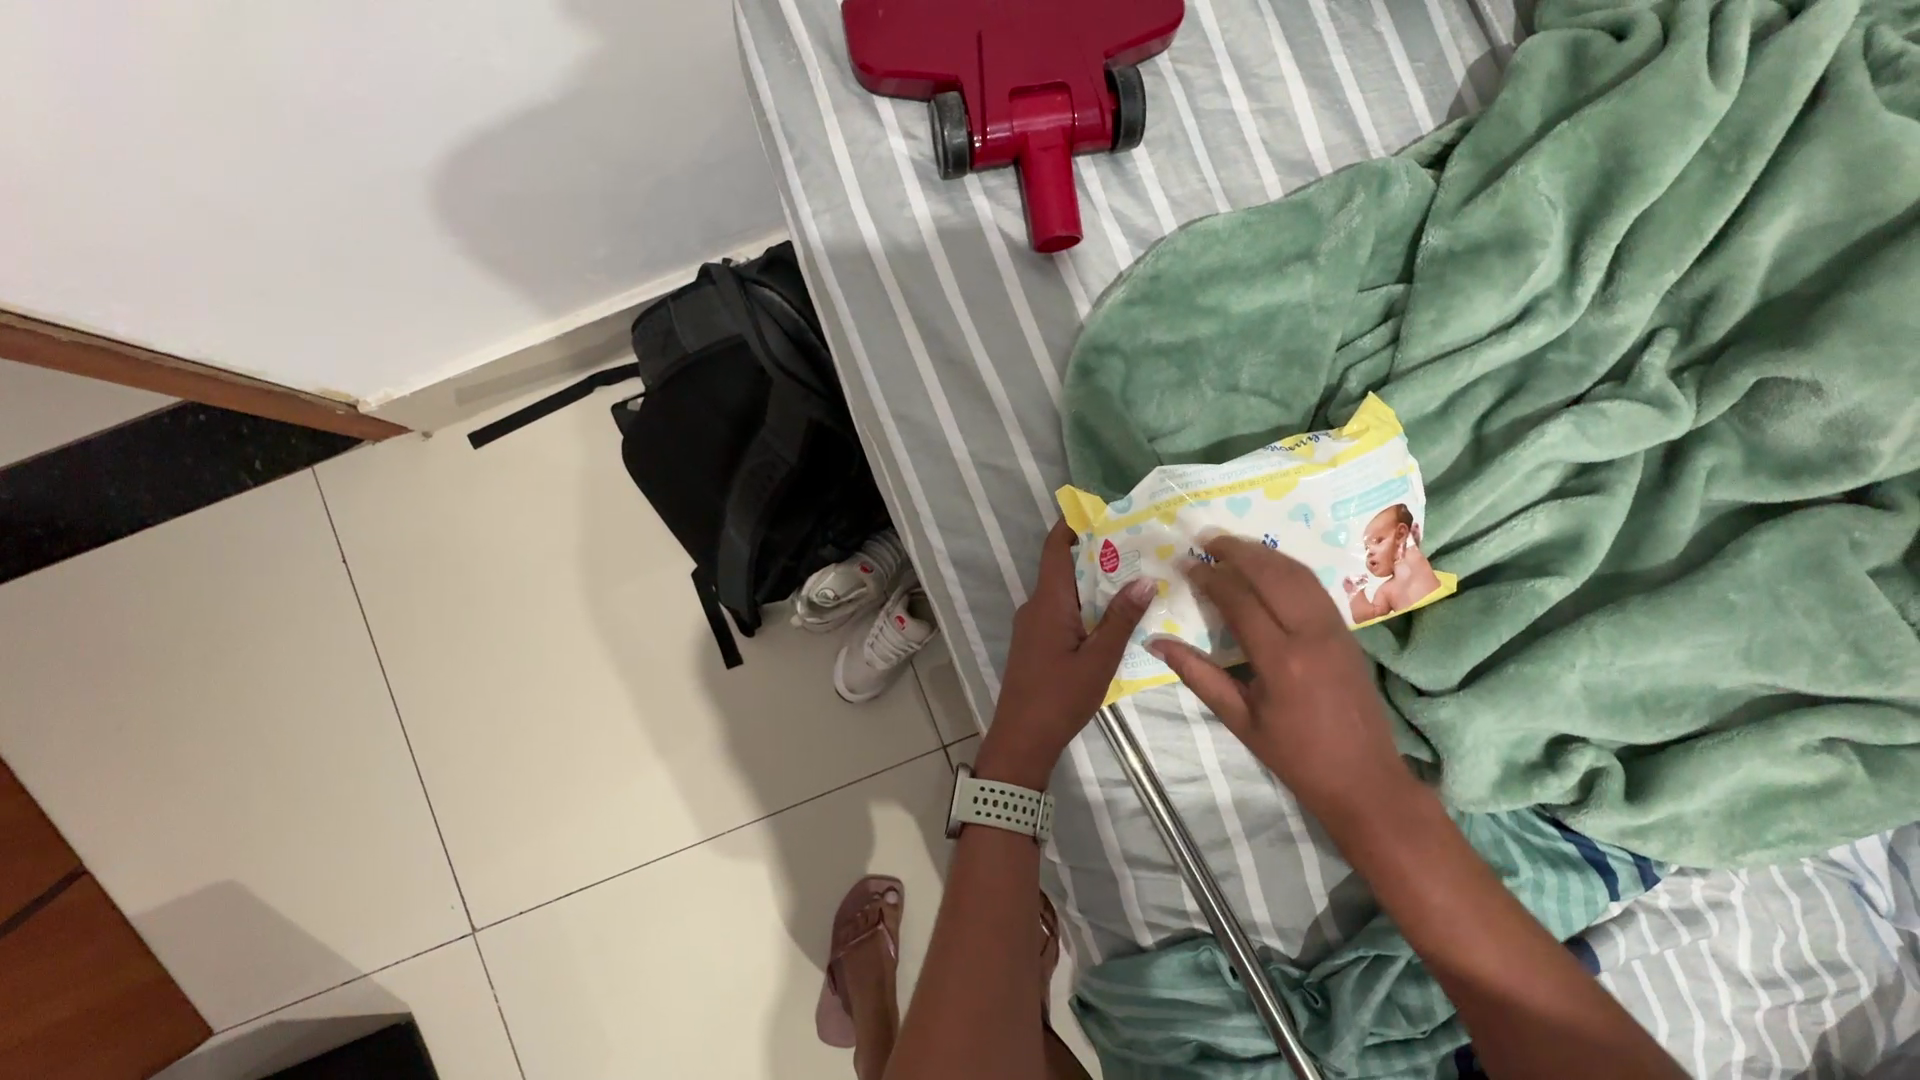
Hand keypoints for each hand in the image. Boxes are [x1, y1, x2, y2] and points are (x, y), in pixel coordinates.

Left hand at [977, 520, 1154, 789]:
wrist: (1021, 739)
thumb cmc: (1059, 698)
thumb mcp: (1099, 659)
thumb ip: (1120, 619)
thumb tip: (1144, 580)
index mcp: (1047, 602)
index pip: (1055, 549)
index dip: (1072, 525)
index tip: (1101, 510)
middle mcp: (1035, 607)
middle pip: (1064, 568)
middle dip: (1096, 554)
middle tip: (1136, 545)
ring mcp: (1033, 626)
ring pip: (1065, 592)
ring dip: (1094, 583)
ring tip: (1134, 577)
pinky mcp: (1036, 644)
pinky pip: (1062, 612)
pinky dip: (1086, 606)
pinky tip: (1114, 616)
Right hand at [1148, 535, 1411, 820]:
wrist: (1363, 778)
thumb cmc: (1294, 755)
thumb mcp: (1238, 720)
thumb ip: (1197, 675)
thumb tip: (1155, 643)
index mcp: (1280, 660)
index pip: (1239, 599)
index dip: (1209, 577)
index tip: (1184, 564)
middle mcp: (1311, 634)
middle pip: (1271, 574)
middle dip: (1236, 551)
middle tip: (1205, 539)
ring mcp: (1335, 629)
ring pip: (1297, 573)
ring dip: (1263, 553)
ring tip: (1231, 545)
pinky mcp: (1347, 632)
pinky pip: (1314, 587)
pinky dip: (1287, 568)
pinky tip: (1267, 566)